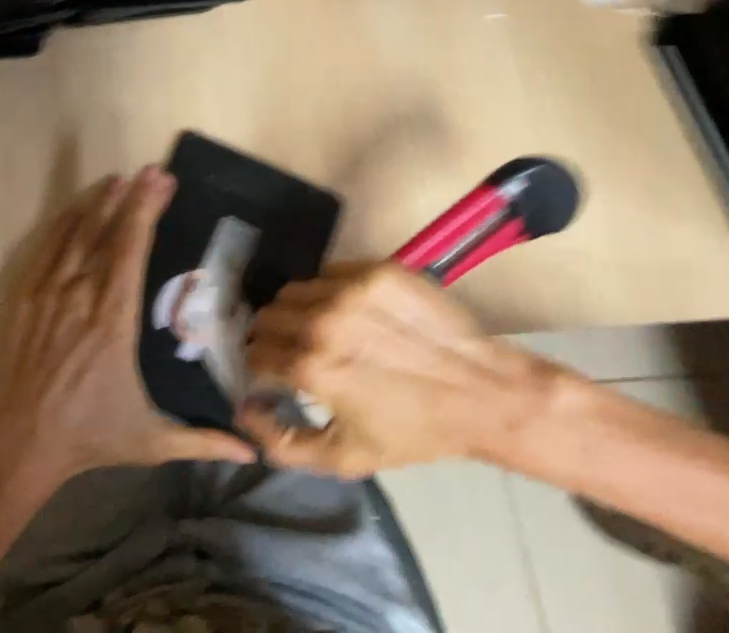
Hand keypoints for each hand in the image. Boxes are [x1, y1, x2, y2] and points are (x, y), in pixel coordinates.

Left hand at [0, 167, 255, 485]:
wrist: (22, 441)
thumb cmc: (90, 436)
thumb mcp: (151, 442)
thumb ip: (203, 442)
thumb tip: (251, 453)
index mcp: (113, 321)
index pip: (130, 251)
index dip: (145, 212)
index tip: (160, 183)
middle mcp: (79, 297)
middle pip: (104, 233)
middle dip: (129, 199)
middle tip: (151, 173)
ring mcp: (47, 295)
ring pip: (73, 235)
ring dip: (95, 205)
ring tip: (117, 181)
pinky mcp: (24, 300)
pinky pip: (44, 250)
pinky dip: (61, 225)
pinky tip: (75, 211)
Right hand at [238, 262, 566, 477]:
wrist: (486, 395)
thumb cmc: (414, 431)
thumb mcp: (345, 457)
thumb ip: (281, 443)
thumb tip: (243, 411)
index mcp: (310, 367)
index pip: (255, 353)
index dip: (259, 366)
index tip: (272, 374)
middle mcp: (322, 322)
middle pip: (268, 317)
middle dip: (272, 337)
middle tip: (293, 352)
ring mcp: (350, 291)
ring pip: (294, 291)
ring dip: (298, 311)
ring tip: (322, 330)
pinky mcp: (376, 270)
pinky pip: (329, 272)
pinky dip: (329, 290)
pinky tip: (351, 312)